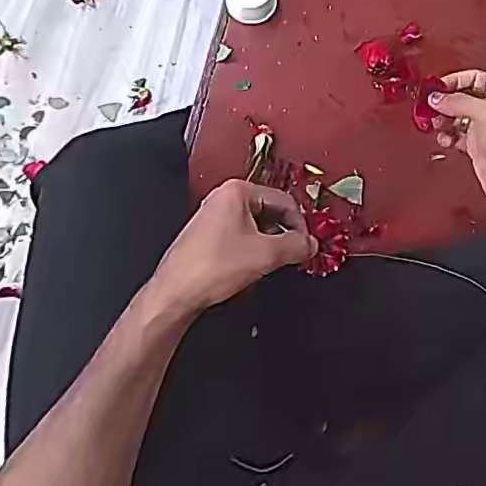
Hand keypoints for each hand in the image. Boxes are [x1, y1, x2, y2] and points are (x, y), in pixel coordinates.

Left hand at [145, 180, 313, 315]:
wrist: (174, 294)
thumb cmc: (213, 268)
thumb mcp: (266, 255)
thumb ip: (296, 246)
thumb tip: (311, 244)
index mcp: (237, 191)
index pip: (284, 201)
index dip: (300, 224)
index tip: (306, 244)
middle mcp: (224, 197)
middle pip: (270, 211)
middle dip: (284, 234)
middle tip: (293, 254)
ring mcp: (213, 215)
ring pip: (256, 224)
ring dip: (269, 243)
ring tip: (271, 263)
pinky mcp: (207, 234)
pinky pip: (240, 234)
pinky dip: (252, 248)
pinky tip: (251, 267)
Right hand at [424, 69, 485, 205]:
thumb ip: (459, 101)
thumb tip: (438, 97)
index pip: (478, 78)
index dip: (457, 80)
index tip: (437, 87)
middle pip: (466, 97)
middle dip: (447, 101)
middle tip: (431, 105)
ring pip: (460, 117)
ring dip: (445, 119)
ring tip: (435, 123)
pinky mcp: (480, 147)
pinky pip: (459, 136)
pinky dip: (449, 136)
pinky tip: (444, 138)